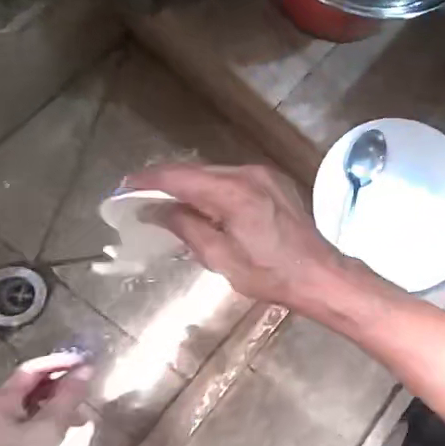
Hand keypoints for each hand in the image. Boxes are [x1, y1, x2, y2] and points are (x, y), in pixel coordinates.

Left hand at [0, 353, 95, 445]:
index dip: (58, 363)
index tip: (85, 364)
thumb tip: (86, 368)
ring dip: (53, 410)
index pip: (29, 370)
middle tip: (86, 392)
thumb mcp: (48, 431)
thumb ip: (68, 398)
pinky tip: (56, 442)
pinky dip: (41, 429)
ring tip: (80, 421)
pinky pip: (18, 433)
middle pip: (26, 392)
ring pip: (24, 414)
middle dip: (59, 388)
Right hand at [122, 163, 380, 315]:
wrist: (320, 274)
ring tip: (167, 203)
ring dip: (192, 185)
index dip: (149, 181)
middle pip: (198, 171)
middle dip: (168, 183)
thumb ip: (186, 227)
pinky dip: (214, 188)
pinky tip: (203, 205)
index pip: (180, 177)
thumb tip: (156, 209)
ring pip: (216, 173)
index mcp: (234, 192)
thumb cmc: (270, 274)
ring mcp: (265, 175)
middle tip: (141, 198)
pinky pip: (235, 178)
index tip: (125, 188)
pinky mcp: (275, 182)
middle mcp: (249, 174)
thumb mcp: (221, 257)